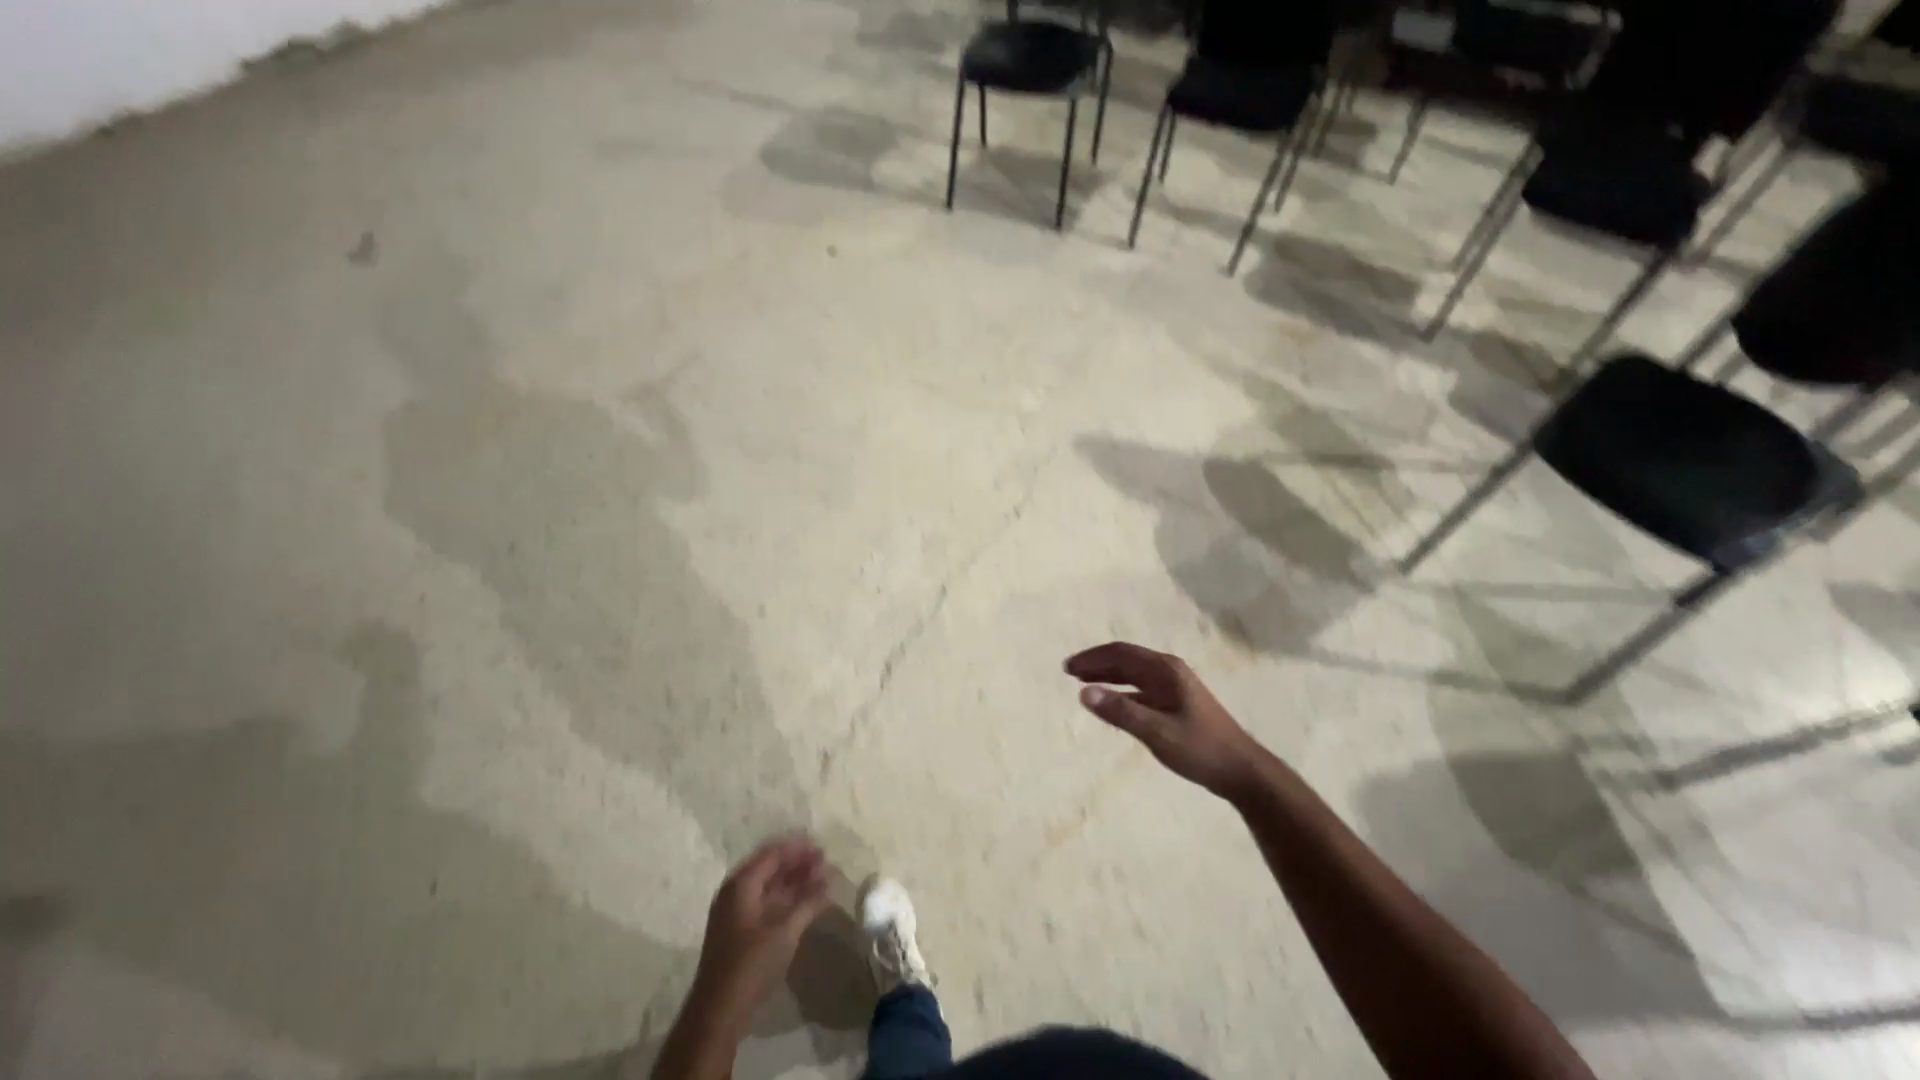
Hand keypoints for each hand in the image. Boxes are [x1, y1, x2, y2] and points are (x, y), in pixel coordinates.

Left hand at [688, 835, 831, 1028]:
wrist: (719, 1009)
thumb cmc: (751, 963)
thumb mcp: (785, 930)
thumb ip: (808, 901)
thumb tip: (829, 877)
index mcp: (741, 885)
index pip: (772, 854)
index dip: (797, 847)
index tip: (821, 846)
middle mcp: (735, 893)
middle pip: (769, 868)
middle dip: (797, 863)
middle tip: (825, 861)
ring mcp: (736, 913)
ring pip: (769, 887)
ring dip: (794, 881)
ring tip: (821, 879)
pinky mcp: (740, 931)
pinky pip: (766, 903)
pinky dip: (787, 900)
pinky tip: (806, 903)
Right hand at [1065, 642, 1266, 797]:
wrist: (1241, 770)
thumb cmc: (1200, 748)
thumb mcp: (1156, 732)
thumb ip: (1120, 711)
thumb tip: (1084, 692)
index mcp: (1166, 670)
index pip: (1121, 654)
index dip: (1093, 658)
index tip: (1067, 668)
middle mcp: (1170, 672)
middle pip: (1127, 659)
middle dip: (1097, 663)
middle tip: (1069, 672)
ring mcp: (1174, 687)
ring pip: (1134, 674)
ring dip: (1108, 675)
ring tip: (1083, 682)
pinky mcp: (1176, 703)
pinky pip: (1141, 689)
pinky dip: (1121, 691)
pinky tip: (1111, 702)